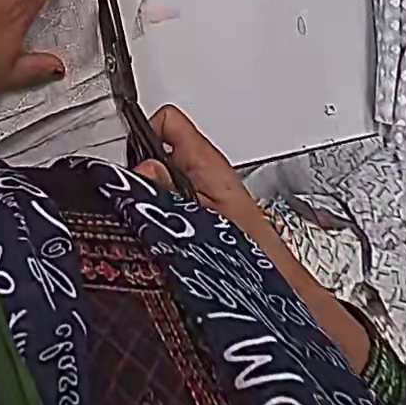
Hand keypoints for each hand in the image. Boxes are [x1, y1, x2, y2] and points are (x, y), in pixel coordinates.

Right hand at [136, 105, 371, 370]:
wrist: (275, 284)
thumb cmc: (251, 252)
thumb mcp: (202, 220)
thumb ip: (170, 193)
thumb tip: (144, 168)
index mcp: (205, 160)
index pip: (168, 120)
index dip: (144, 133)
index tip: (130, 162)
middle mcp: (204, 168)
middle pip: (159, 146)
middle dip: (142, 168)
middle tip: (135, 195)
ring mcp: (201, 187)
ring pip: (162, 174)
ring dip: (149, 192)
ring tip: (148, 216)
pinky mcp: (200, 206)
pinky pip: (169, 195)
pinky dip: (159, 208)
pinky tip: (160, 230)